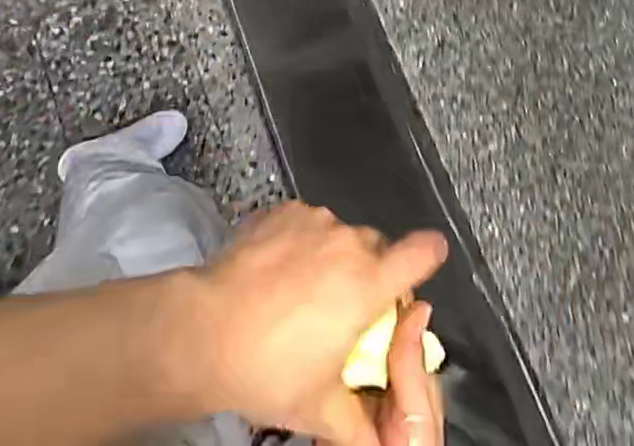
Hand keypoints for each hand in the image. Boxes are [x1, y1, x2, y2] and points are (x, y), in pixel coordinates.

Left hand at [170, 202, 447, 445]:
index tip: (428, 256)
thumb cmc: (269, 369)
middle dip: (371, 271)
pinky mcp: (283, 211)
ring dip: (333, 255)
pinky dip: (300, 242)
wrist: (205, 331)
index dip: (429, 253)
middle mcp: (347, 243)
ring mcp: (313, 222)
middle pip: (378, 247)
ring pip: (340, 234)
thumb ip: (364, 427)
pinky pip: (306, 223)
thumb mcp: (322, 410)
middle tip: (346, 305)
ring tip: (302, 290)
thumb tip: (382, 444)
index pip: (422, 252)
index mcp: (368, 283)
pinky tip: (277, 271)